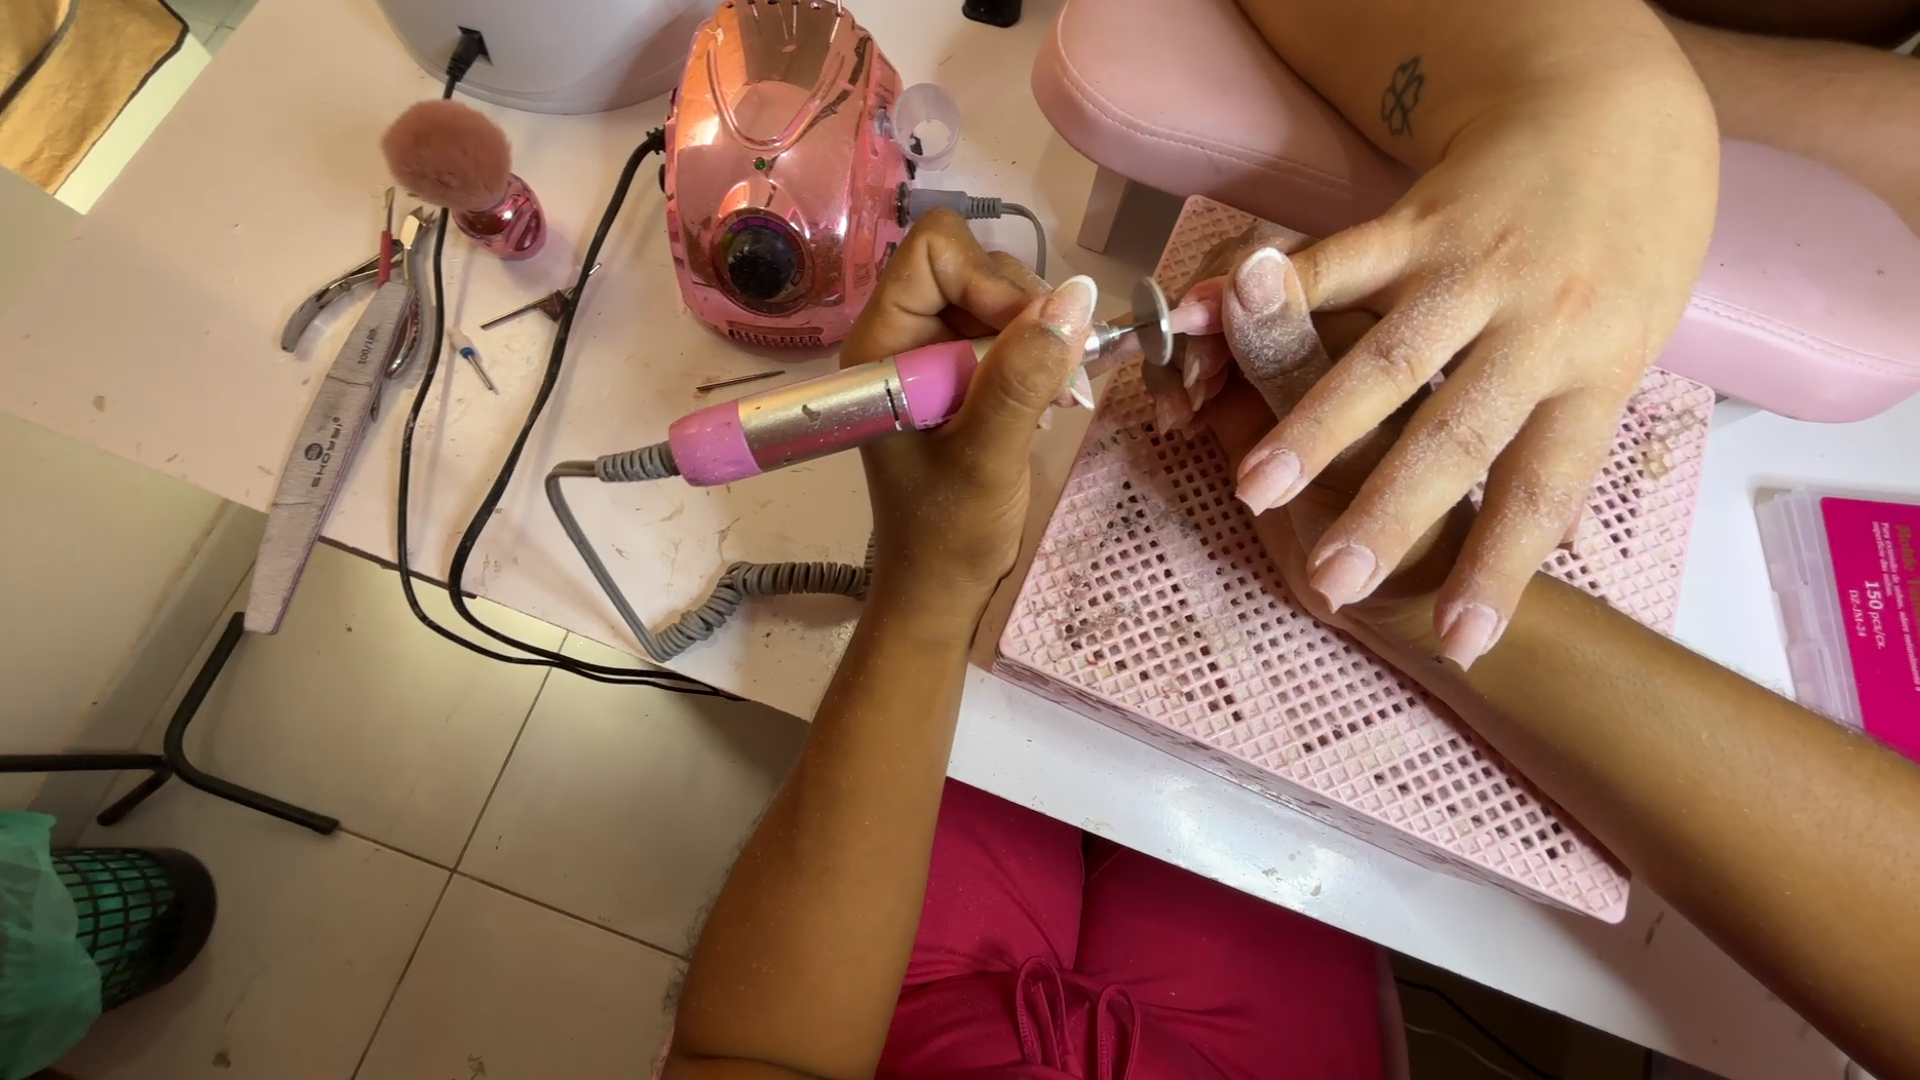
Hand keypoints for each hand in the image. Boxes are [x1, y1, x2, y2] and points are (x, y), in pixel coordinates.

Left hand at [841, 210, 1094, 621]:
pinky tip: (1046, 404)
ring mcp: (934, 357)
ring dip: (1039, 340)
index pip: (935, 252)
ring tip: (1051, 399)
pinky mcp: (962, 378)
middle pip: (974, 269)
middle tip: (1051, 378)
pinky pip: (1010, 335)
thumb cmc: (949, 532)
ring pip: (999, 299)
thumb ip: (1022, 378)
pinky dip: (1039, 360)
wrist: (943, 582)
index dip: (988, 280)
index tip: (1025, 339)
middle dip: (1024, 313)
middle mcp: (904, 338)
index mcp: (883, 346)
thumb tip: (1076, 296)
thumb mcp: (986, 457)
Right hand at [1187, 87, 1716, 665]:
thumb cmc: (1620, 248)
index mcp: (1596, 371)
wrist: (1620, 116)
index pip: (1544, 489)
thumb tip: (1525, 534)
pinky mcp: (1419, 220)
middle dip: (1388, 512)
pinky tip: (1200, 318)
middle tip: (1333, 579)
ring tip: (1254, 486)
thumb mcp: (1621, 345)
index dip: (1502, 570)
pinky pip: (1337, 261)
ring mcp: (1474, 271)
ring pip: (1388, 357)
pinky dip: (1267, 297)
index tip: (1461, 643)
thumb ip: (1555, 427)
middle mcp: (1539, 326)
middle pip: (1457, 435)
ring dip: (1313, 426)